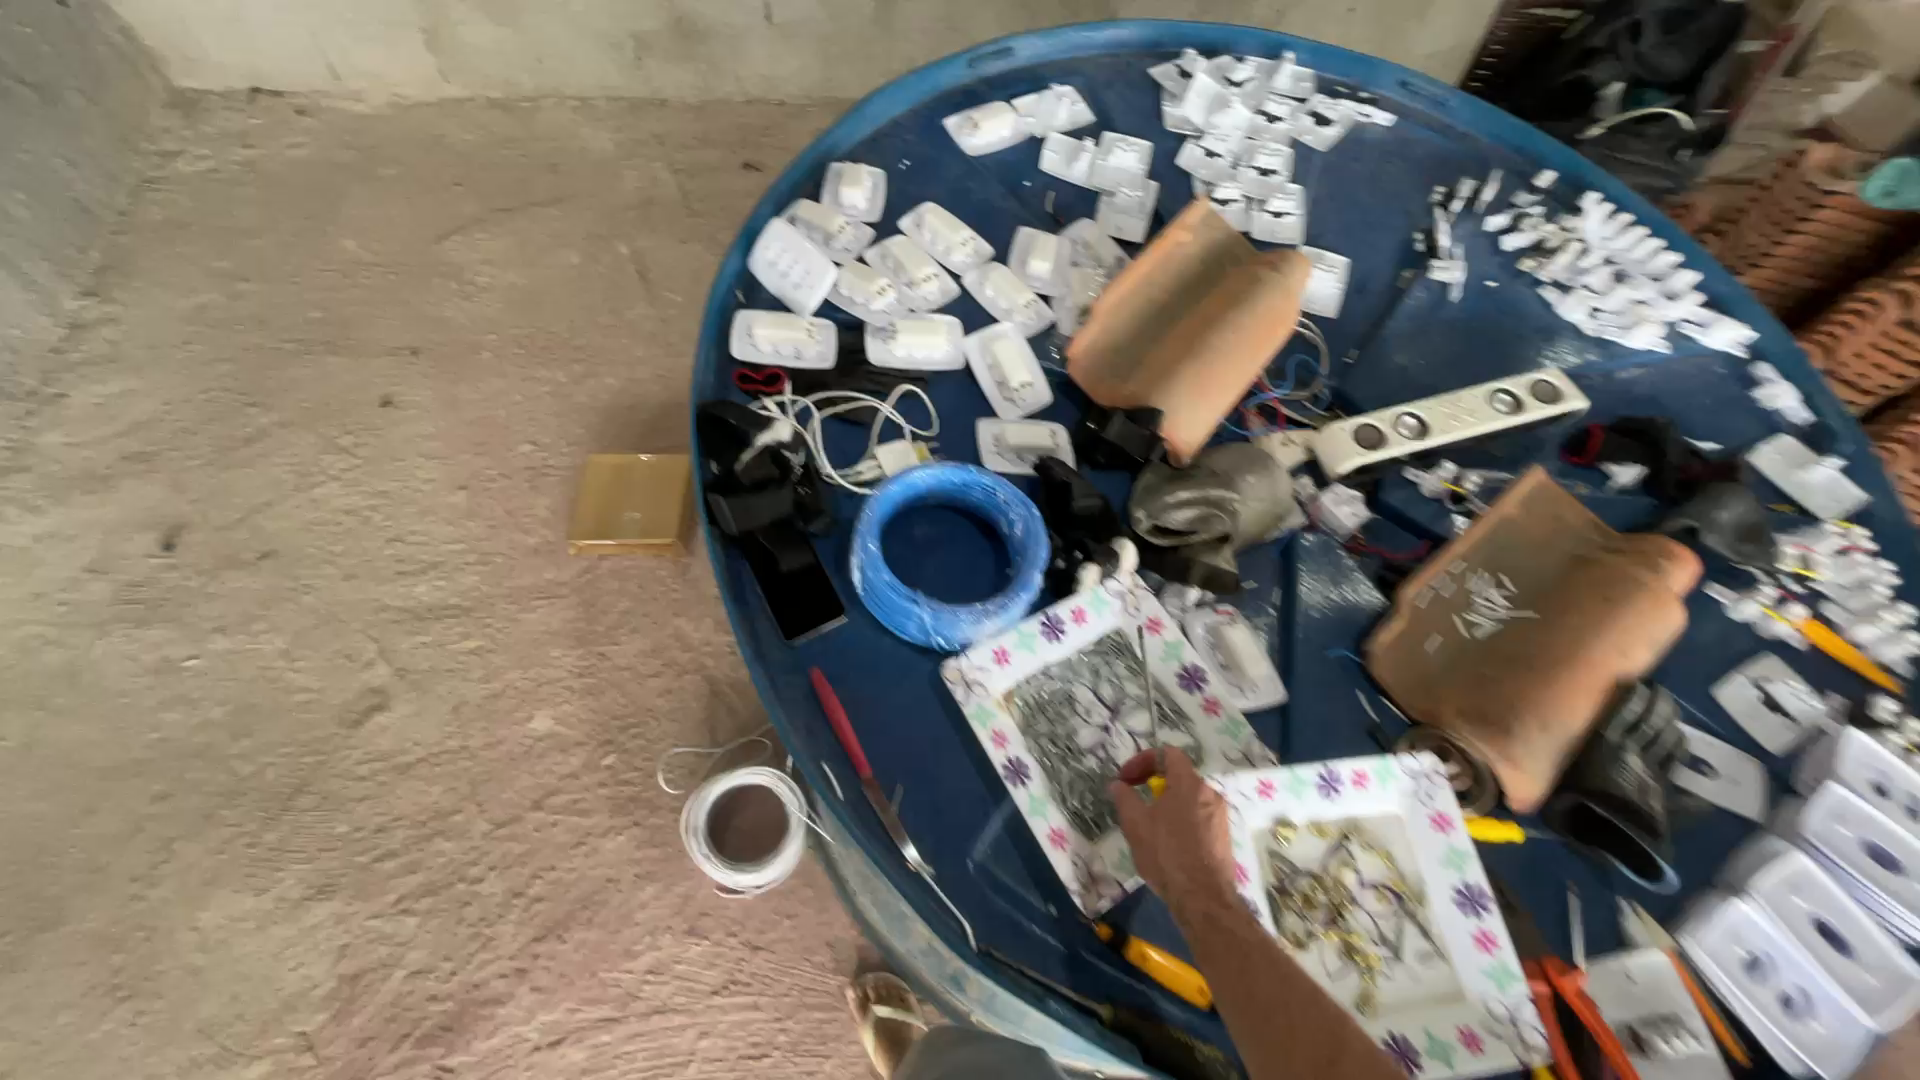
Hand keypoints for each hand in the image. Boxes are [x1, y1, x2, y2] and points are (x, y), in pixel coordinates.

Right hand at [1108, 747, 1235, 914]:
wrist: (1204, 899)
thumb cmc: (1167, 855)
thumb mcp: (1135, 824)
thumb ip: (1124, 798)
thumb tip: (1118, 785)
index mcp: (1189, 784)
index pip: (1168, 754)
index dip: (1143, 760)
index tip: (1126, 779)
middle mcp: (1210, 794)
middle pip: (1179, 776)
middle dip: (1153, 783)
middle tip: (1134, 800)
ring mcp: (1220, 817)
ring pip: (1189, 799)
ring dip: (1166, 803)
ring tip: (1148, 825)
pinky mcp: (1223, 838)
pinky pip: (1198, 817)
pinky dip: (1180, 820)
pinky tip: (1168, 844)